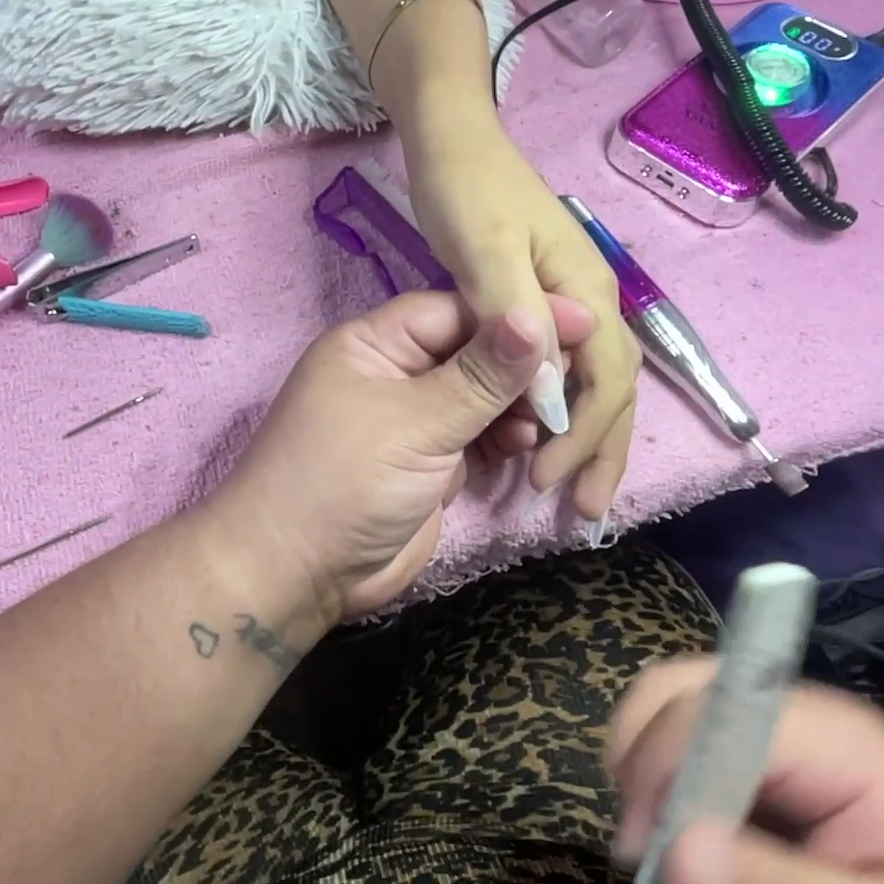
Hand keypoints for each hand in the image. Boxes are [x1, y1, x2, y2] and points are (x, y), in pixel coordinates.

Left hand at [211, 291, 596, 624]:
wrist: (300, 575)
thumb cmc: (344, 481)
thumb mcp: (414, 422)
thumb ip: (480, 374)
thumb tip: (536, 313)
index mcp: (374, 343)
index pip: (456, 309)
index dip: (516, 312)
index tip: (583, 320)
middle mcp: (395, 373)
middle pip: (474, 351)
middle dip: (523, 364)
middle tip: (575, 375)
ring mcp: (414, 420)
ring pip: (482, 397)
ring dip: (519, 405)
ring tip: (551, 419)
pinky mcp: (431, 463)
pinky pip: (480, 437)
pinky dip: (507, 438)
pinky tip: (531, 443)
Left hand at [403, 118, 641, 520]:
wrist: (447, 148)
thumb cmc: (463, 195)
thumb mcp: (484, 255)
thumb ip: (515, 316)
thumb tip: (555, 384)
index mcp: (577, 290)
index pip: (600, 376)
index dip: (582, 430)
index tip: (550, 477)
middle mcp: (576, 305)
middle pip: (601, 389)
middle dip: (595, 449)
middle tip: (582, 511)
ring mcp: (549, 312)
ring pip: (574, 388)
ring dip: (574, 440)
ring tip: (564, 494)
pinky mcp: (522, 316)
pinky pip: (539, 379)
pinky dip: (537, 418)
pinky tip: (522, 449)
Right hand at [607, 659, 883, 883]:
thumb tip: (675, 853)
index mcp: (830, 733)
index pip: (708, 711)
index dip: (657, 763)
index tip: (641, 846)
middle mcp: (794, 711)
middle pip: (676, 689)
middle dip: (638, 754)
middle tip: (637, 841)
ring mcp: (780, 728)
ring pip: (673, 713)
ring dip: (648, 772)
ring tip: (656, 845)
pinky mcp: (772, 755)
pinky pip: (693, 748)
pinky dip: (668, 788)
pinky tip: (684, 837)